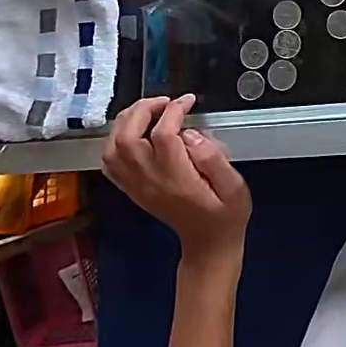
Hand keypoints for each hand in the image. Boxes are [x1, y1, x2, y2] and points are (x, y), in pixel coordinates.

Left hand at [102, 95, 249, 257]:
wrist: (208, 246)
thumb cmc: (226, 215)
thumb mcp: (235, 187)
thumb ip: (214, 158)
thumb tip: (191, 134)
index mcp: (177, 180)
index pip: (162, 135)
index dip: (173, 111)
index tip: (188, 101)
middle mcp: (150, 182)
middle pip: (128, 138)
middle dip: (143, 110)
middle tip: (165, 101)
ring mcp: (137, 187)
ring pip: (113, 148)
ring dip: (126, 122)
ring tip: (149, 110)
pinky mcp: (132, 190)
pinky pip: (110, 163)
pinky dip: (116, 141)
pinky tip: (135, 132)